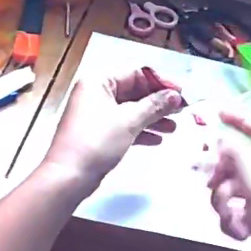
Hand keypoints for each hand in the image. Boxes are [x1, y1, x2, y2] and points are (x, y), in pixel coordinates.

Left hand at [40, 67, 183, 190]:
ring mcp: (95, 114)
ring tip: (173, 128)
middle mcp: (95, 93)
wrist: (68, 176)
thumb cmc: (96, 142)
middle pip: (134, 92)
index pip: (136, 74)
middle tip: (182, 111)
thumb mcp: (129, 121)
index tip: (182, 94)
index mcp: (99, 81)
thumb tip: (176, 96)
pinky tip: (157, 139)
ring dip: (152, 118)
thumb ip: (154, 106)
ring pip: (129, 110)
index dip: (161, 83)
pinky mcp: (97, 133)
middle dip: (158, 102)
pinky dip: (139, 130)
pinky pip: (123, 125)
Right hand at [208, 108, 250, 250]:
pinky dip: (231, 221)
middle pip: (235, 163)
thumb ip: (236, 159)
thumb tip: (222, 138)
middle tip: (210, 183)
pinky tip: (240, 233)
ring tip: (232, 218)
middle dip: (221, 178)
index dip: (239, 119)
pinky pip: (230, 210)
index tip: (216, 113)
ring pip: (228, 188)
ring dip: (224, 204)